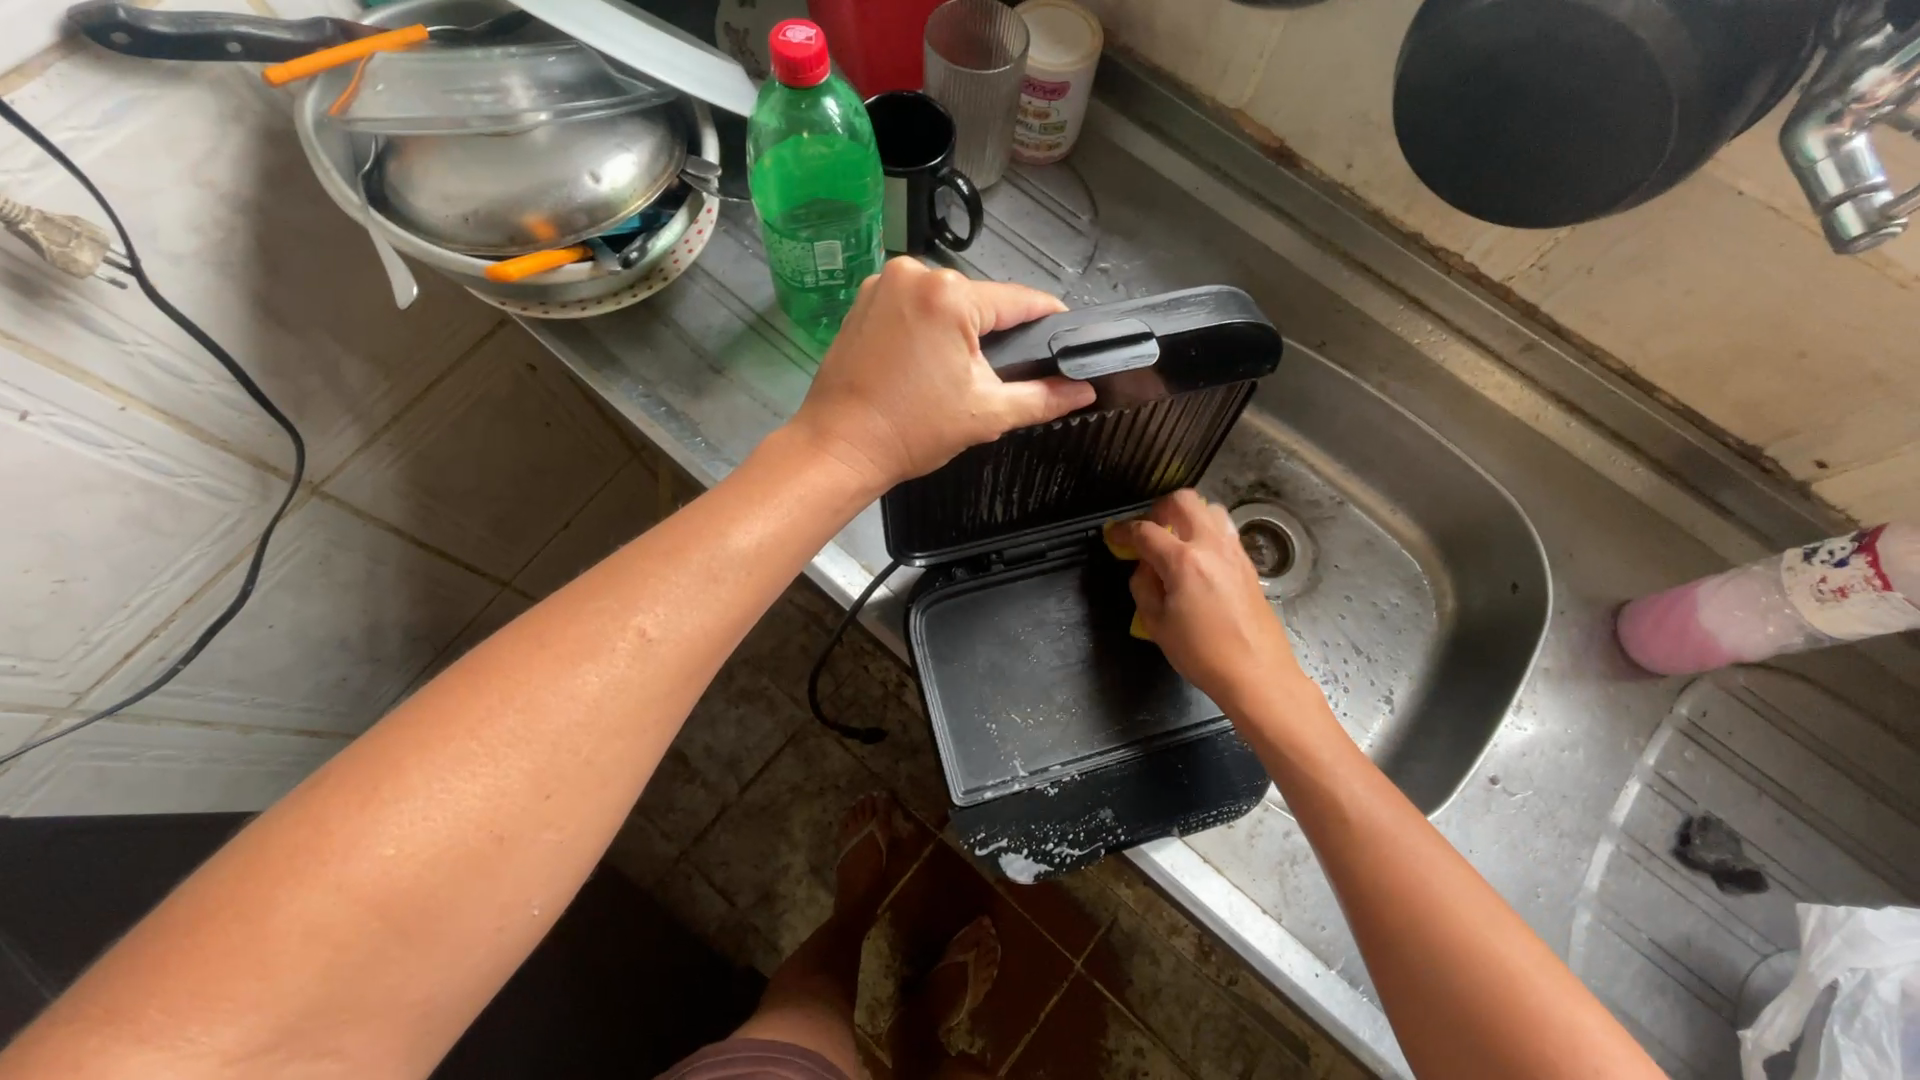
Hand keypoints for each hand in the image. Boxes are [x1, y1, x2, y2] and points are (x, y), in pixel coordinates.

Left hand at [787, 259, 1095, 493]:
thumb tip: (1083, 390)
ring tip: (960, 375)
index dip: (1048, 320)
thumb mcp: (986, 413)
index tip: (1067, 337)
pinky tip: (926, 365)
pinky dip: (927, 328)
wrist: (839, 447)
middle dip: (996, 334)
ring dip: (960, 331)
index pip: (1020, 300)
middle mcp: (914, 274)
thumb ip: (1043, 397)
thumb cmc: (910, 431)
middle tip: (1003, 376)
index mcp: (949, 296)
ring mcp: (882, 284)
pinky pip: (914, 306)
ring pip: (946, 303)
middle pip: (980, 301)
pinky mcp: (863, 301)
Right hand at [1120, 490, 1306, 713]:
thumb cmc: (1202, 654)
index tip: (1113, 535)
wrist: (1256, 673)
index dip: (1122, 531)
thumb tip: (1144, 567)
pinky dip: (1206, 532)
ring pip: (1209, 509)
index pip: (1145, 531)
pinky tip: (1198, 558)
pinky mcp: (1248, 564)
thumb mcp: (1156, 624)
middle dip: (1159, 510)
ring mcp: (1234, 552)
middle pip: (1183, 501)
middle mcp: (1211, 546)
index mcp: (1183, 562)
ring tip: (1175, 541)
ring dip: (1187, 516)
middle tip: (1148, 532)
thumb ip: (1143, 587)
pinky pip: (1225, 531)